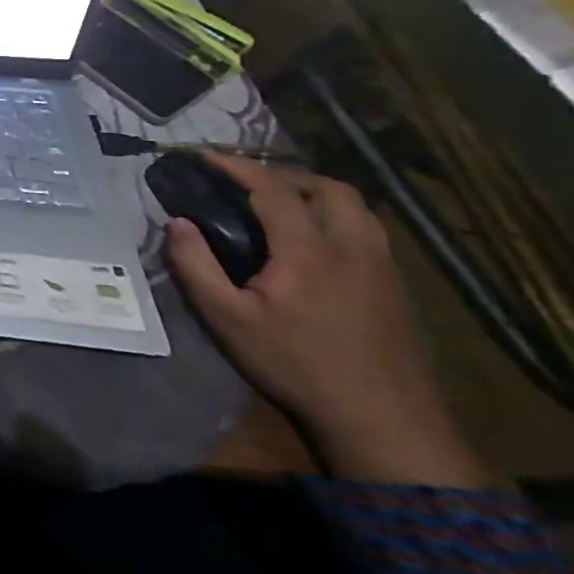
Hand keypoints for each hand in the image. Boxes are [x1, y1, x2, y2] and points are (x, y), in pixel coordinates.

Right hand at [167, 153, 489, 486]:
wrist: (382, 416)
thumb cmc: (296, 364)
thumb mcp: (227, 319)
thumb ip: (196, 266)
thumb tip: (177, 223)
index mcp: (309, 249)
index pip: (273, 189)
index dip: (237, 166)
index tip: (205, 156)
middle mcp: (352, 245)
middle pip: (327, 187)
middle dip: (284, 174)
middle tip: (248, 184)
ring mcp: (382, 264)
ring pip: (356, 206)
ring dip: (316, 192)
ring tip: (283, 205)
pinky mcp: (396, 284)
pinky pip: (368, 229)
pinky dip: (338, 216)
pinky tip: (318, 241)